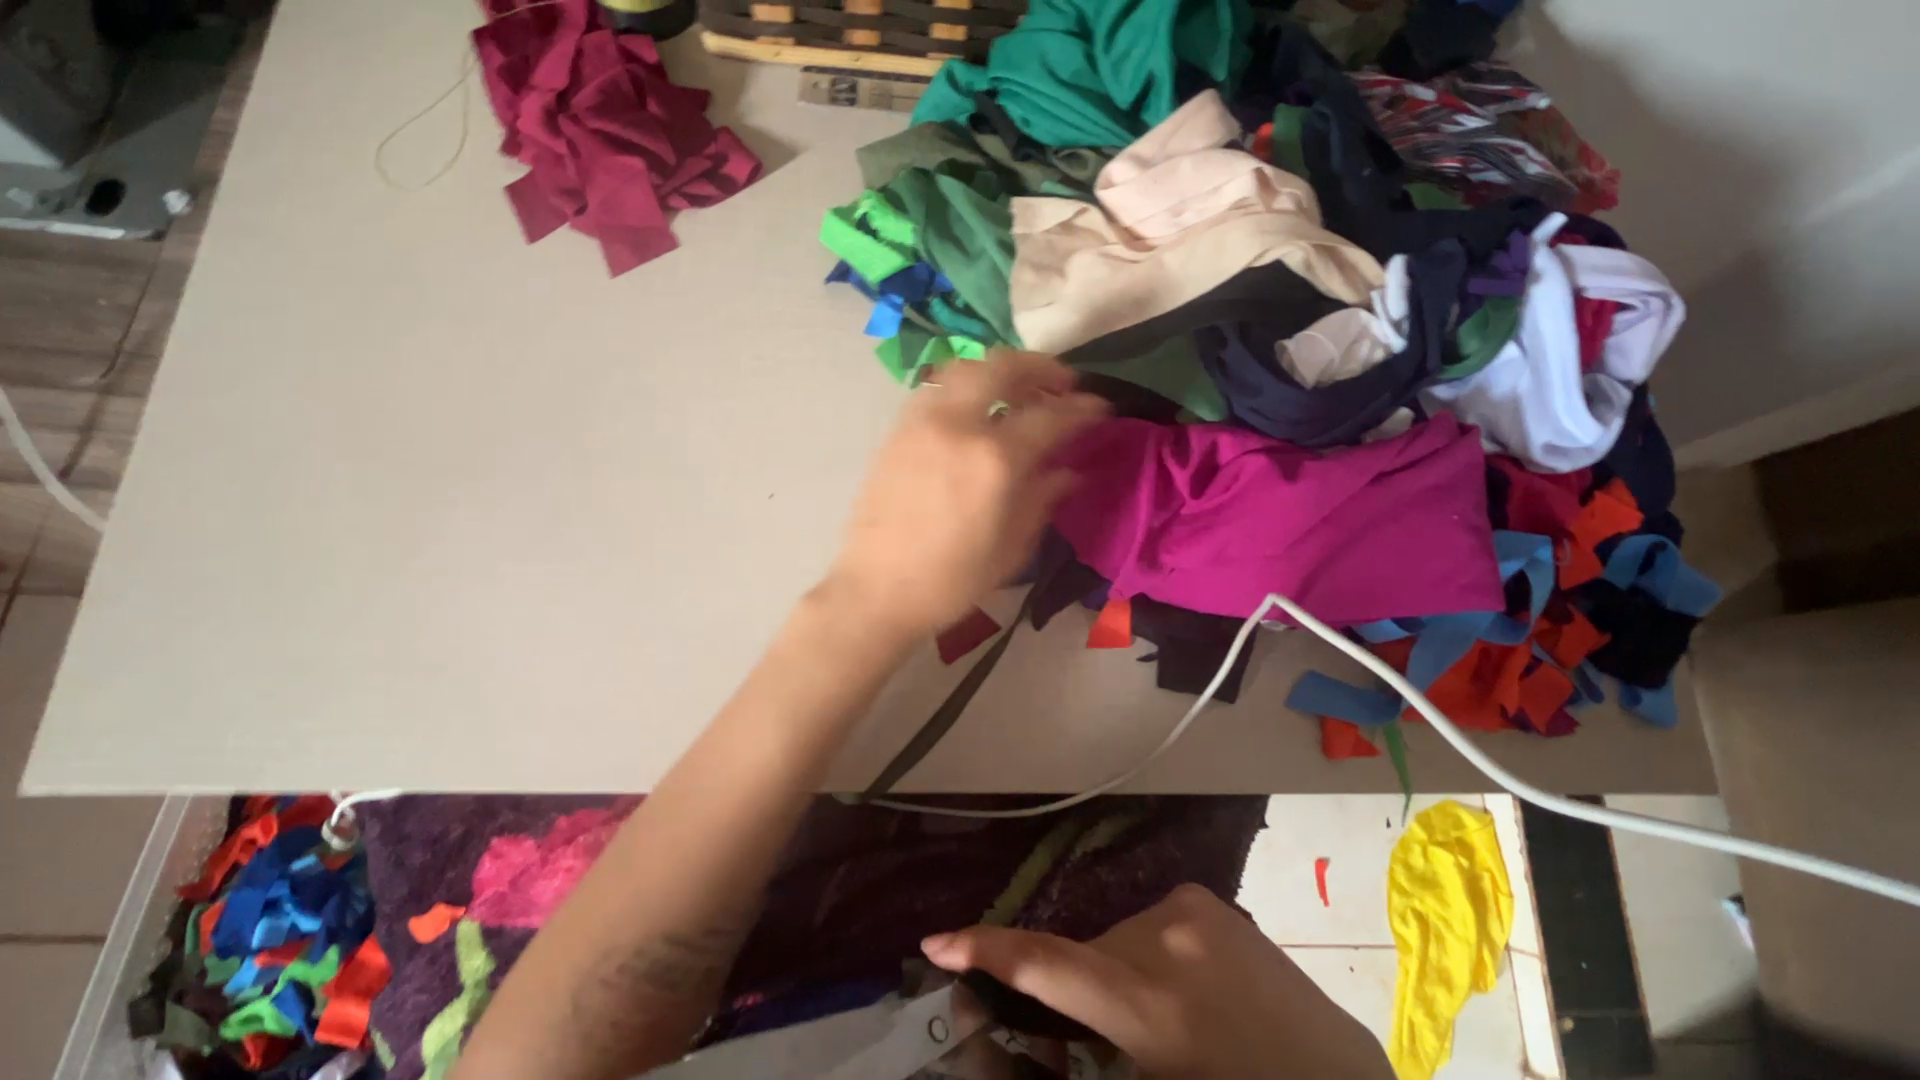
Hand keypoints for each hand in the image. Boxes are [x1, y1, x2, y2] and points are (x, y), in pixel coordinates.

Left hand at [822, 350, 1107, 637]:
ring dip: (999, 370)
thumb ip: (1042, 499)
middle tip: (1062, 384)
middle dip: (1040, 367)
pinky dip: (965, 387)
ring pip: (965, 369)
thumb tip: (1068, 471)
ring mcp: (922, 423)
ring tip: (1019, 392)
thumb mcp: (1011, 547)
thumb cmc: (951, 580)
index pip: (1049, 416)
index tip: (1101, 408)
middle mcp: (957, 426)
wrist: (877, 591)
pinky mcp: (898, 431)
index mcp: (993, 459)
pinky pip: (937, 389)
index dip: (1081, 409)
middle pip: (1002, 367)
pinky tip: (977, 410)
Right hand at [922, 884, 1394, 1079]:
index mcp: (1146, 1004)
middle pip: (1083, 955)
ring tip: (1174, 1015)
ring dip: (1121, 970)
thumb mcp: (1152, 1079)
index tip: (936, 941)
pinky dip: (1152, 952)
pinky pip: (1152, 923)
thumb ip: (1098, 1040)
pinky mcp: (1208, 898)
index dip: (987, 950)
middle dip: (1081, 988)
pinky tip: (1195, 986)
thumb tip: (1058, 1011)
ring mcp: (1188, 911)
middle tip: (1118, 1034)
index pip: (1047, 966)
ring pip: (1117, 938)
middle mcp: (1160, 939)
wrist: (1332, 1075)